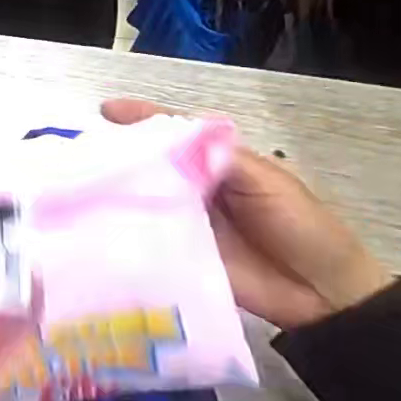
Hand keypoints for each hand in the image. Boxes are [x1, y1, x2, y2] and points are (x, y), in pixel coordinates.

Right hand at [102, 100, 393, 329]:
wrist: (322, 290)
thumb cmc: (299, 222)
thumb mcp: (264, 179)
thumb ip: (221, 158)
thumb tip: (174, 138)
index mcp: (215, 160)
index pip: (174, 132)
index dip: (142, 118)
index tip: (107, 111)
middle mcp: (194, 186)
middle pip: (152, 164)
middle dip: (120, 154)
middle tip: (80, 152)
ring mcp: (185, 221)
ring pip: (147, 198)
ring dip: (118, 191)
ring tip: (78, 185)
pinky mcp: (181, 256)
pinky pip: (151, 238)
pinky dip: (128, 231)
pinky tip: (100, 227)